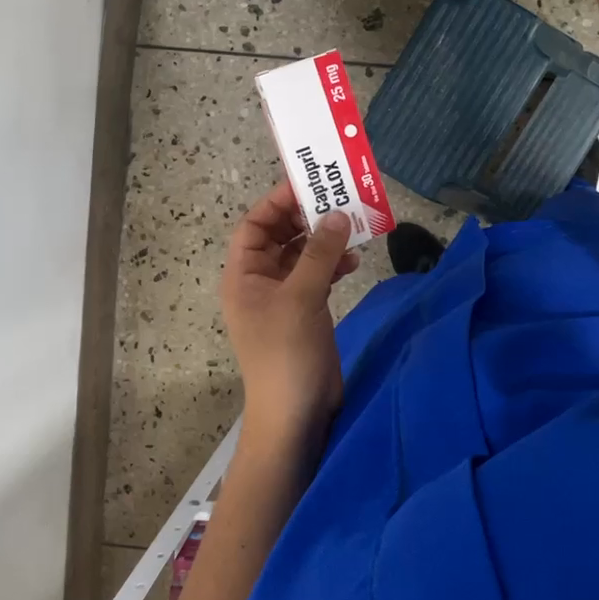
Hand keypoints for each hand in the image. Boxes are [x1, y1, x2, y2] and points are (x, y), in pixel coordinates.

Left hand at [218, 182, 360, 442]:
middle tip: (340, 199)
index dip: (278, 202)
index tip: (310, 184)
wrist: (296, 415)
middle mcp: (260, 282)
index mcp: (243, 275)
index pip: (255, 224)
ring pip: (303, 254)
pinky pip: (318, 275)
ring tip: (354, 226)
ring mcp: (284, 298)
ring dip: (326, 240)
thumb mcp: (301, 298)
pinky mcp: (305, 312)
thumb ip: (319, 253)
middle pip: (281, 236)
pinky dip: (335, 264)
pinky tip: (355, 259)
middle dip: (308, 218)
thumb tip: (337, 213)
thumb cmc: (286, 354)